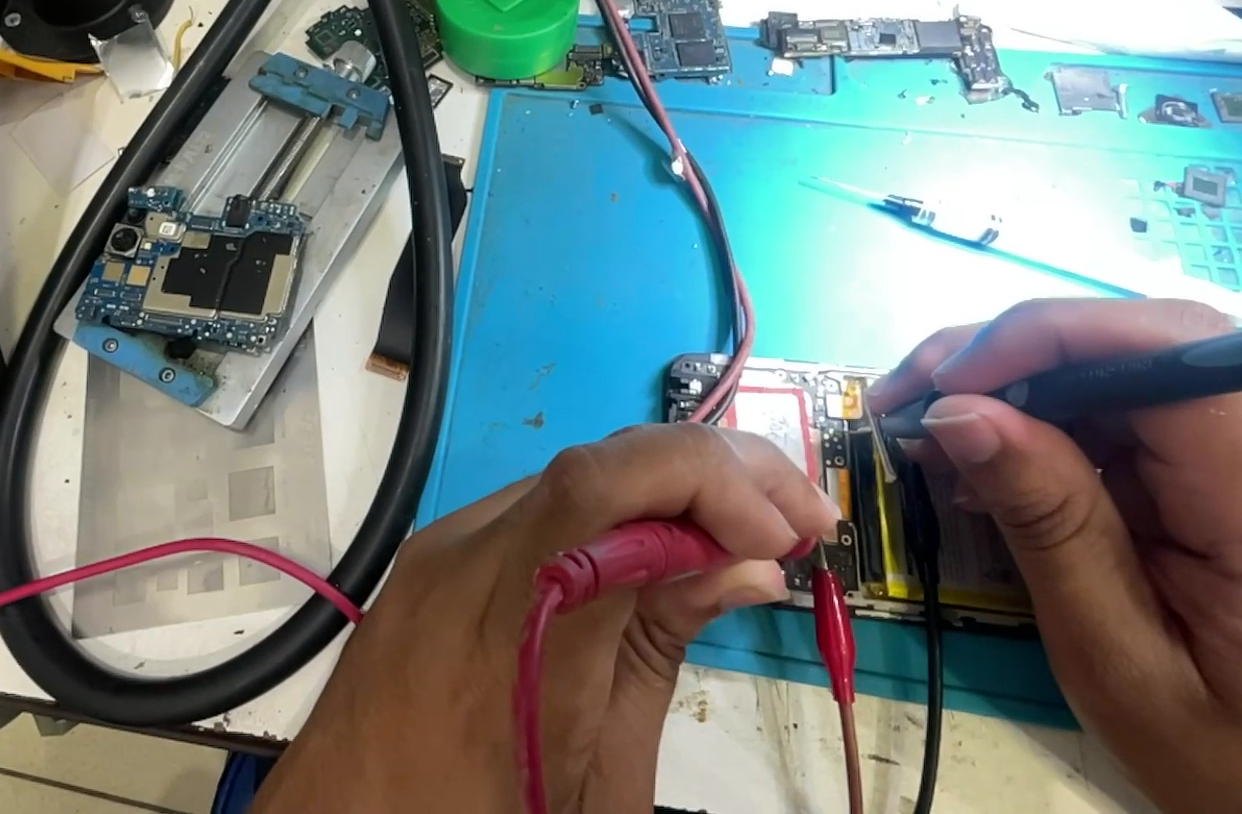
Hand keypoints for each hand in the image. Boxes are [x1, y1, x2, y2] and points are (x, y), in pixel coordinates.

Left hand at [252, 424, 838, 811]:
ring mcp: (444, 542)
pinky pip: (544, 505)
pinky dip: (621, 507)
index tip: (783, 535)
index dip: (703, 482)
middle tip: (801, 512)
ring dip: (672, 483)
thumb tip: (746, 564)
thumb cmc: (482, 813)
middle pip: (595, 462)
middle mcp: (464, 552)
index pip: (599, 489)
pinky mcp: (441, 546)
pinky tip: (671, 532)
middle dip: (713, 468)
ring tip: (756, 518)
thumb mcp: (598, 771)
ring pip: (577, 473)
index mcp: (501, 620)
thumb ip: (661, 647)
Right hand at [869, 298, 1241, 813]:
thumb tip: (960, 413)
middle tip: (903, 398)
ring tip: (932, 437)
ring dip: (1016, 396)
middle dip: (1004, 359)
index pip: (1172, 353)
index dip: (1045, 337)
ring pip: (1128, 380)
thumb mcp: (1117, 661)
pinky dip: (1053, 430)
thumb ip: (1048, 526)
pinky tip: (997, 465)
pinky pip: (1143, 423)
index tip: (943, 380)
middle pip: (1137, 352)